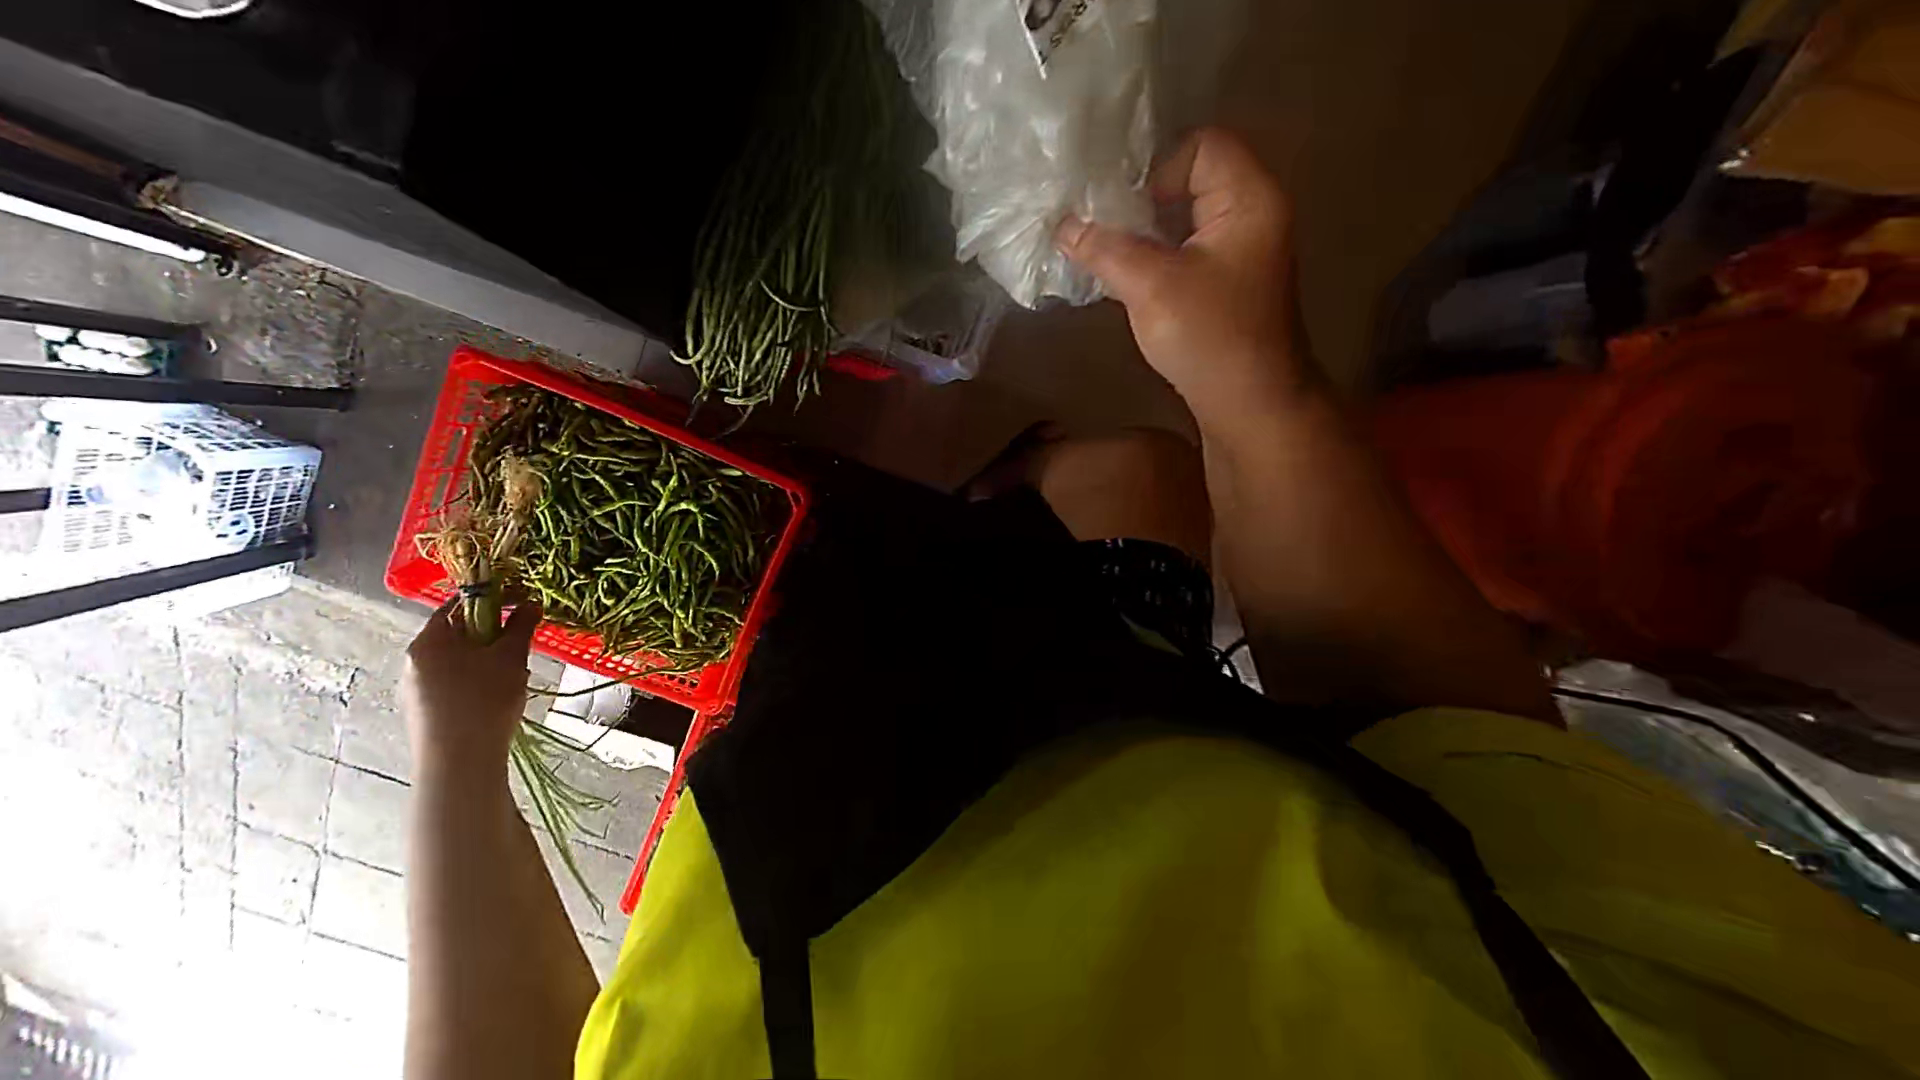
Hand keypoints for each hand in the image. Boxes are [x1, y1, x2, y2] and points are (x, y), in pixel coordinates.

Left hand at [402, 600, 539, 781]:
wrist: (459, 761)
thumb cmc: (483, 698)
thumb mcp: (510, 657)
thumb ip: (520, 626)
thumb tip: (530, 603)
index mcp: (428, 641)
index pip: (457, 605)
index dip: (490, 599)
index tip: (520, 603)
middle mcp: (414, 661)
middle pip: (457, 634)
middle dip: (492, 634)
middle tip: (521, 643)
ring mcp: (415, 689)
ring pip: (457, 661)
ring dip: (486, 659)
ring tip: (513, 674)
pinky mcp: (423, 713)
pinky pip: (453, 684)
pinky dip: (477, 681)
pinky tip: (497, 698)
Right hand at [1055, 128, 1316, 428]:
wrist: (1250, 405)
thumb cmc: (1210, 338)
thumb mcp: (1152, 286)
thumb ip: (1106, 249)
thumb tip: (1064, 226)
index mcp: (1249, 200)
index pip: (1202, 145)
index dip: (1157, 168)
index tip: (1122, 211)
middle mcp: (1250, 217)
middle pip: (1190, 180)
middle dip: (1141, 203)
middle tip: (1101, 228)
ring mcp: (1239, 254)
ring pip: (1183, 221)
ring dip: (1142, 235)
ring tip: (1104, 255)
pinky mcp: (1223, 287)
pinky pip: (1183, 254)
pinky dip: (1153, 260)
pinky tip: (1124, 281)